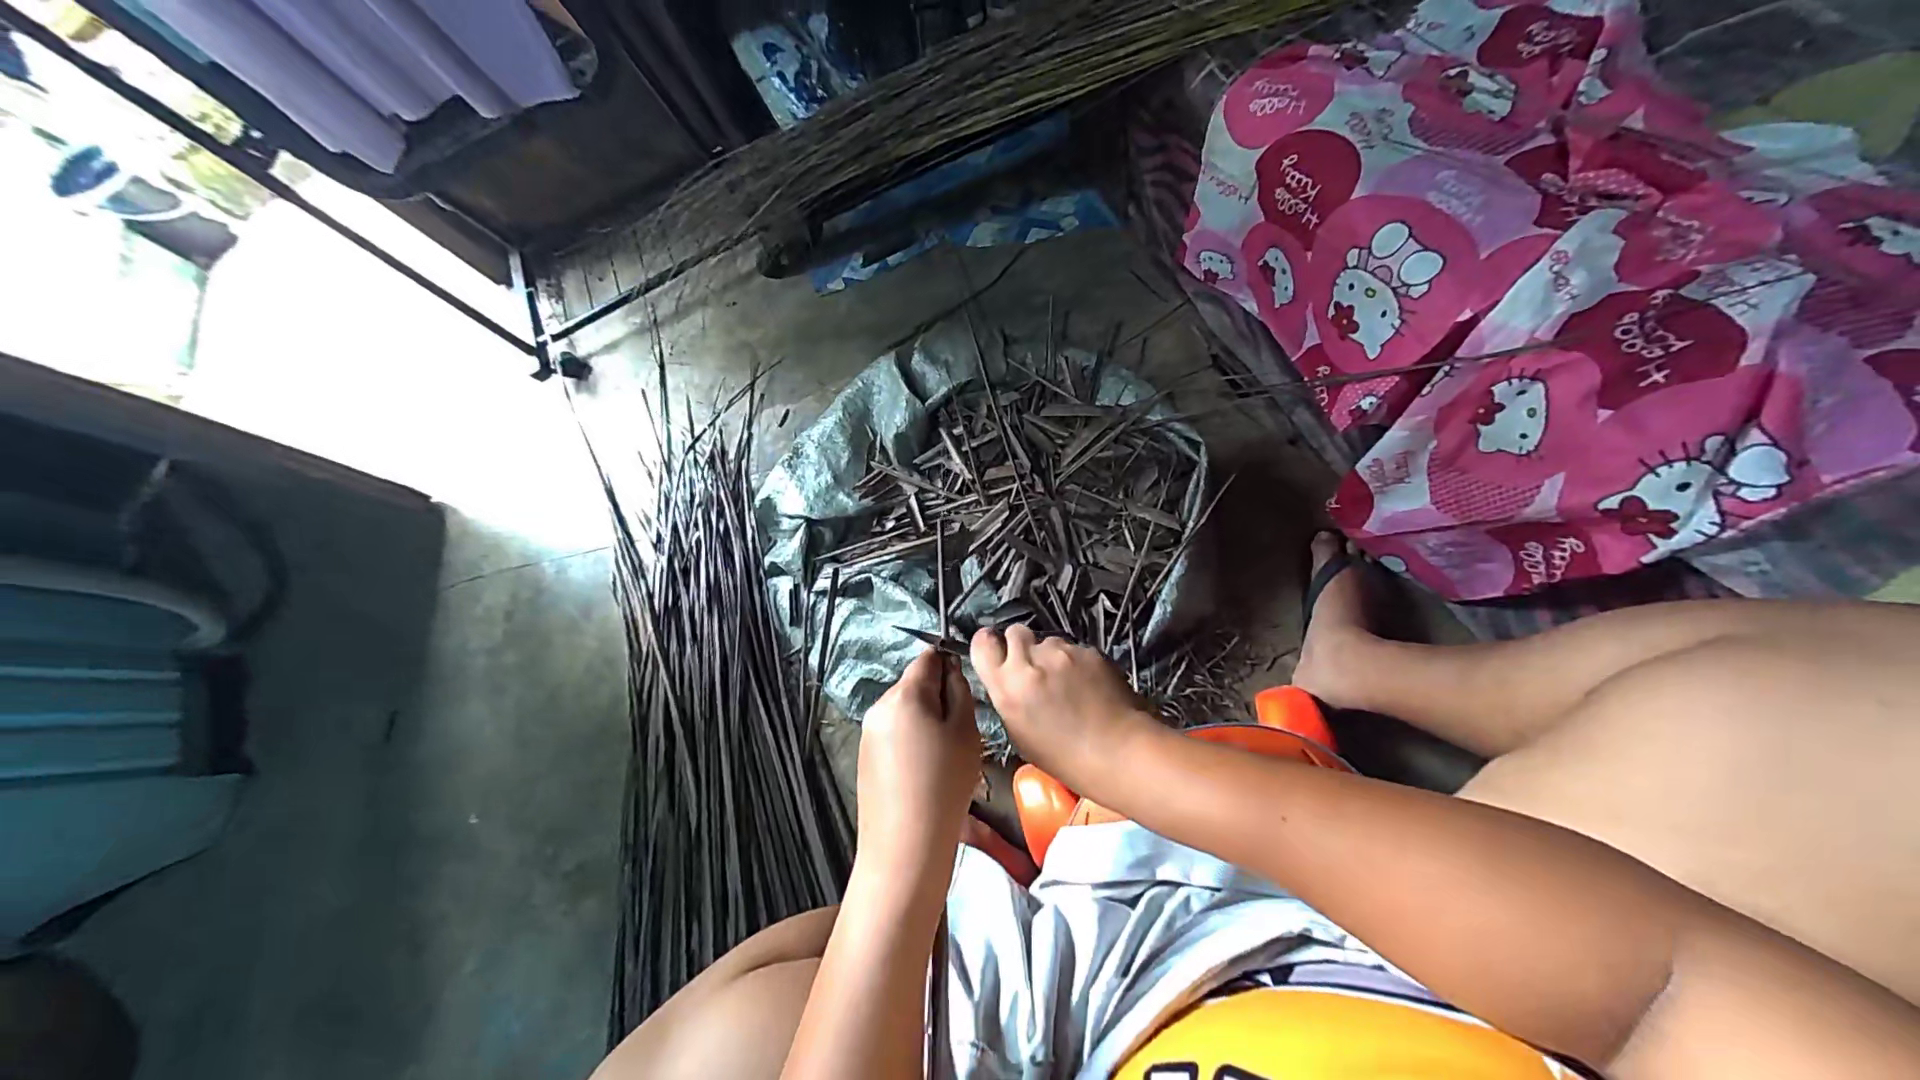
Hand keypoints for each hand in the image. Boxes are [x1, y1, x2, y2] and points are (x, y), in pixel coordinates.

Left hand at [856, 648, 980, 872]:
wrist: (905, 845)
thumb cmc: (944, 784)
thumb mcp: (966, 732)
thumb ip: (959, 691)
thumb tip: (950, 670)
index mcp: (904, 694)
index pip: (928, 658)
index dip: (949, 665)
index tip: (964, 691)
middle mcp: (879, 706)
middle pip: (914, 684)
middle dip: (936, 697)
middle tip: (958, 731)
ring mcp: (868, 731)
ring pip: (904, 709)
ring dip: (924, 719)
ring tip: (942, 755)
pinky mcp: (864, 755)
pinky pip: (893, 732)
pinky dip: (910, 740)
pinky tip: (923, 770)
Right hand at [970, 625, 1161, 796]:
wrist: (1118, 751)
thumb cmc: (1065, 757)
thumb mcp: (1019, 733)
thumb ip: (1007, 696)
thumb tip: (1008, 679)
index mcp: (1006, 687)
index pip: (982, 643)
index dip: (989, 645)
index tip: (997, 652)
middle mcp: (1029, 662)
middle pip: (1015, 632)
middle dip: (1021, 646)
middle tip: (1033, 668)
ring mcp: (1061, 653)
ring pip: (1047, 641)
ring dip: (1051, 656)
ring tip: (1066, 683)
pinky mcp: (1087, 650)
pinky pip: (1074, 648)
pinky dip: (1076, 662)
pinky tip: (1086, 685)